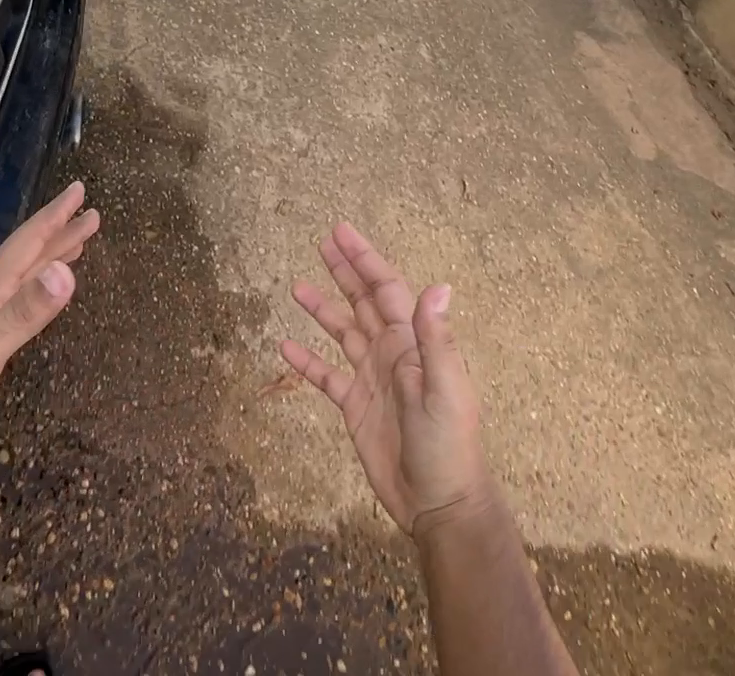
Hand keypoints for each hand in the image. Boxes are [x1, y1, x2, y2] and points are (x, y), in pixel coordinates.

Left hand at [0, 181, 99, 459]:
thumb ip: (25, 311)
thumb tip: (66, 270)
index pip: (27, 245)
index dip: (55, 218)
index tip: (80, 191)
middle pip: (24, 256)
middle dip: (57, 232)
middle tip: (87, 212)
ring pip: (16, 276)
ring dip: (45, 257)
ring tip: (71, 246)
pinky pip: (8, 300)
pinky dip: (29, 288)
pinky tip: (28, 296)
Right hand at [280, 223, 490, 535]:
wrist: (438, 501)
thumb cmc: (449, 445)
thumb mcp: (445, 390)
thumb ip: (436, 339)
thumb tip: (438, 286)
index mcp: (412, 344)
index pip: (385, 290)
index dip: (364, 260)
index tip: (341, 233)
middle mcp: (391, 353)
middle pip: (363, 301)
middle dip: (345, 271)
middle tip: (323, 242)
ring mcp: (372, 378)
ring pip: (342, 332)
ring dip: (322, 309)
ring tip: (297, 286)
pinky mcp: (355, 405)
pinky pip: (326, 375)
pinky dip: (306, 361)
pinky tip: (285, 347)